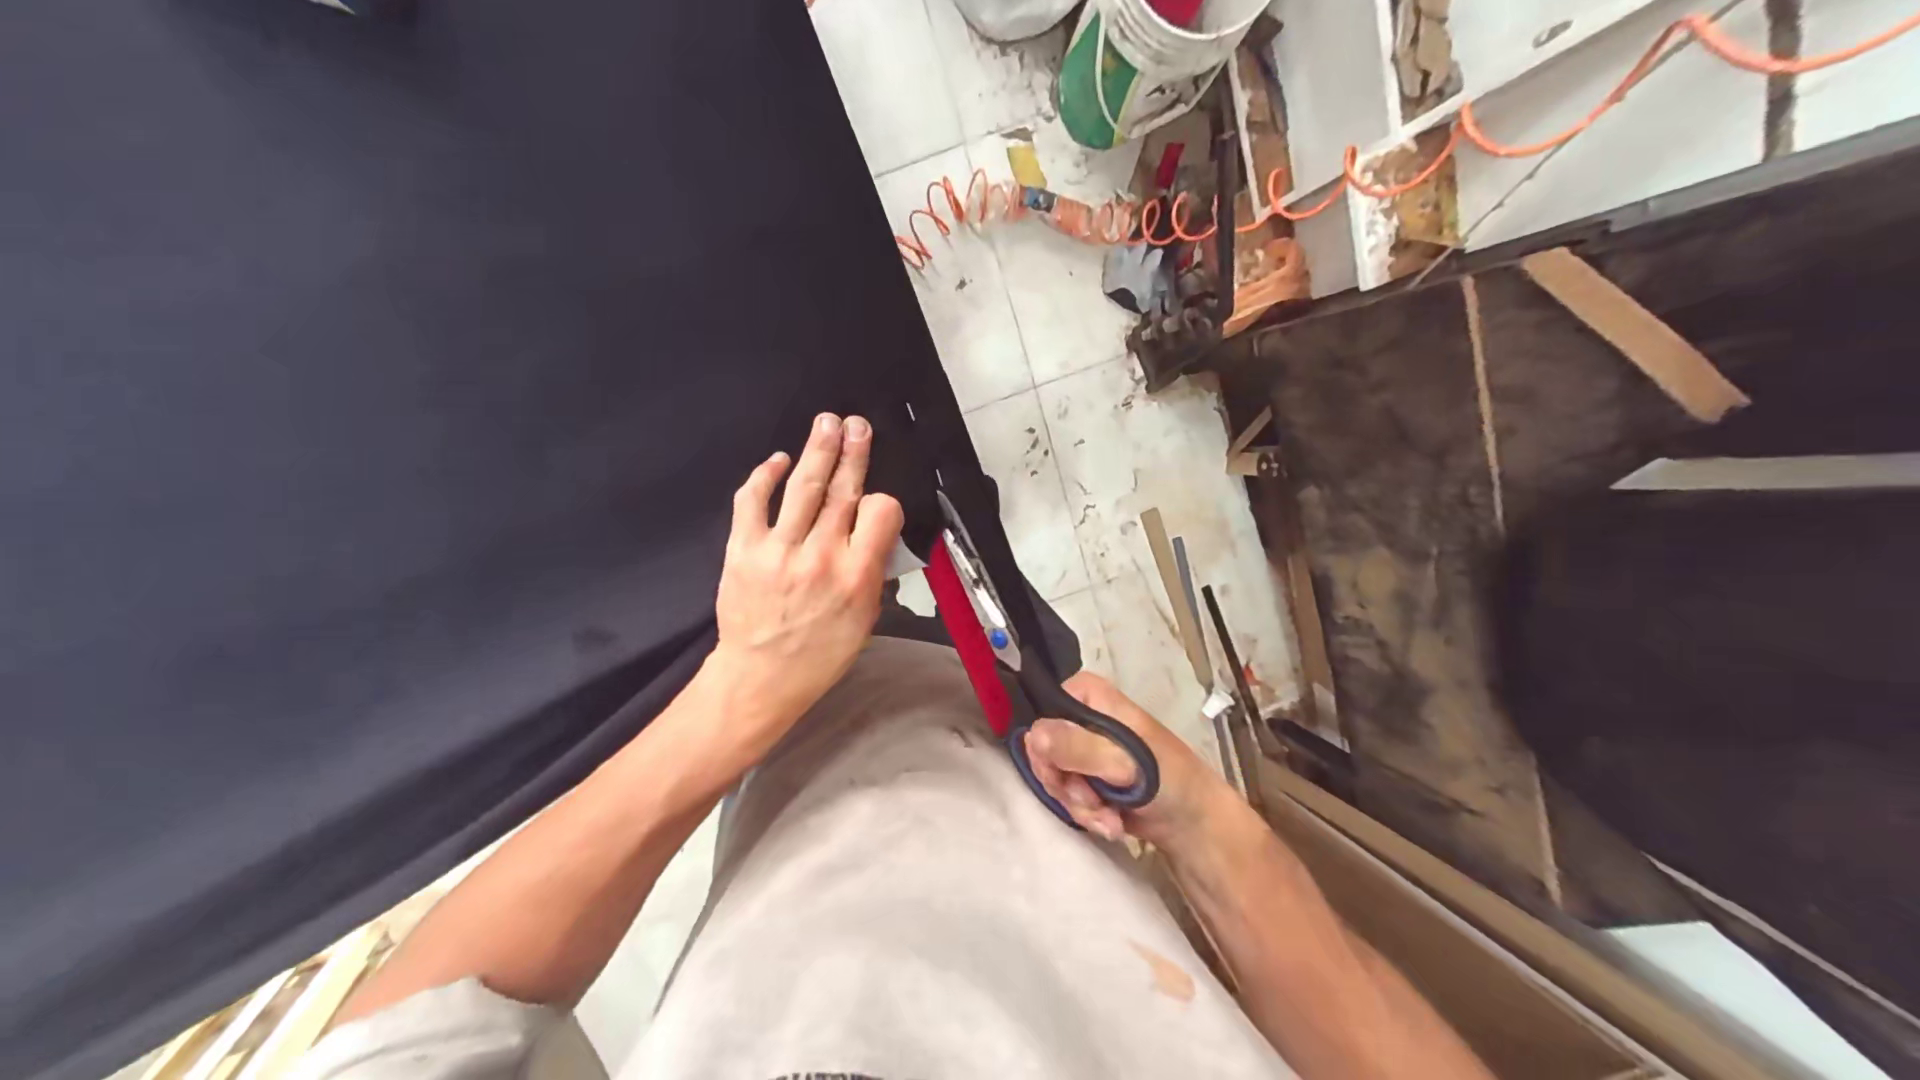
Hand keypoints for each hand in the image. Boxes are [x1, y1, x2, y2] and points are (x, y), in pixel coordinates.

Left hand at [711, 412, 903, 726]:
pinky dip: (765, 476)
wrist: (761, 677)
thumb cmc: (820, 653)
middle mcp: (821, 556)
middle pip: (843, 491)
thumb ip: (872, 572)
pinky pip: (753, 502)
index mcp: (857, 576)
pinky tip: (778, 459)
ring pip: (803, 488)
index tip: (877, 503)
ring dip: (818, 450)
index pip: (880, 513)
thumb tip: (875, 533)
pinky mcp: (744, 550)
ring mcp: (779, 550)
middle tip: (857, 424)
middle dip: (853, 453)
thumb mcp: (866, 619)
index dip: (883, 501)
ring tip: (828, 422)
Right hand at [1022, 672, 1233, 849]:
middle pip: (1044, 749)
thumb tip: (1034, 736)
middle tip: (1091, 801)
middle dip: (1067, 785)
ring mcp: (1081, 749)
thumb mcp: (1124, 762)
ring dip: (1080, 805)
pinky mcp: (1085, 777)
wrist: (1194, 822)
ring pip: (1053, 776)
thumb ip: (1078, 747)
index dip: (1051, 746)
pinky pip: (1065, 794)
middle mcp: (1080, 717)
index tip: (1068, 772)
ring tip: (1110, 819)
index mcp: (1089, 695)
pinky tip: (1111, 824)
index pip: (1045, 712)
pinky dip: (1086, 814)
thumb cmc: (1168, 778)